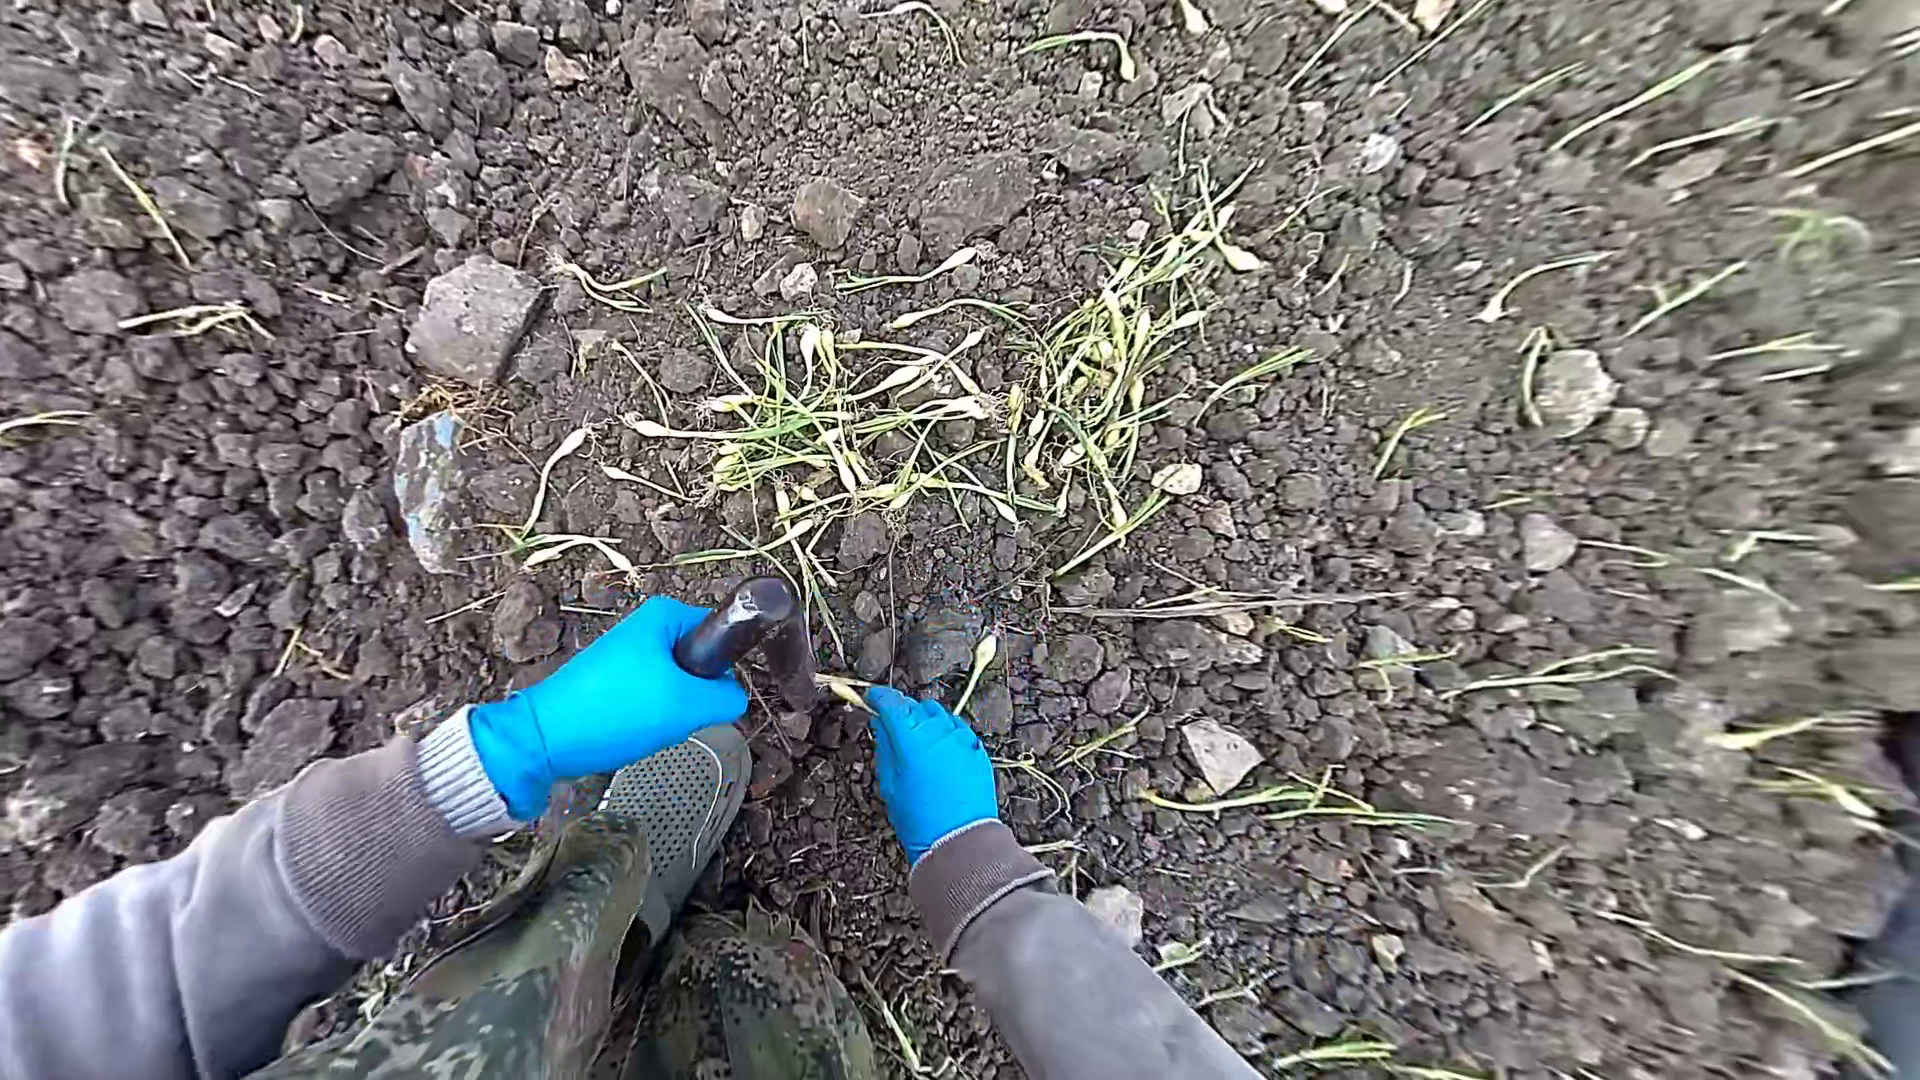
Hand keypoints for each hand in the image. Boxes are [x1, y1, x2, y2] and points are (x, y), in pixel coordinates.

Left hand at [469, 596, 747, 818]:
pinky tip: (639, 728)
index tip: (712, 695)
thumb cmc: (616, 711)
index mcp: (666, 614)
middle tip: (682, 712)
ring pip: (680, 680)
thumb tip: (735, 698)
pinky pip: (656, 692)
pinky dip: (654, 712)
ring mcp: (629, 651)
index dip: (724, 668)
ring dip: (676, 705)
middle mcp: (648, 625)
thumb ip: (727, 698)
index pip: (722, 634)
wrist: (540, 742)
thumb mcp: (686, 706)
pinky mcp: (615, 677)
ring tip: (657, 722)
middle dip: (697, 692)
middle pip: (701, 660)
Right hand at [865, 686, 998, 863]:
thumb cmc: (920, 819)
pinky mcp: (975, 746)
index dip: (879, 697)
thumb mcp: (890, 785)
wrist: (960, 840)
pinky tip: (940, 753)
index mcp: (911, 738)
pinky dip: (945, 733)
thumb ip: (885, 747)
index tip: (872, 698)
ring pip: (937, 713)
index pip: (892, 702)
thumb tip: (880, 723)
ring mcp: (960, 736)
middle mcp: (938, 730)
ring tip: (919, 744)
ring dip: (925, 721)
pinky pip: (956, 728)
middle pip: (914, 705)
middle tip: (894, 730)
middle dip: (902, 712)